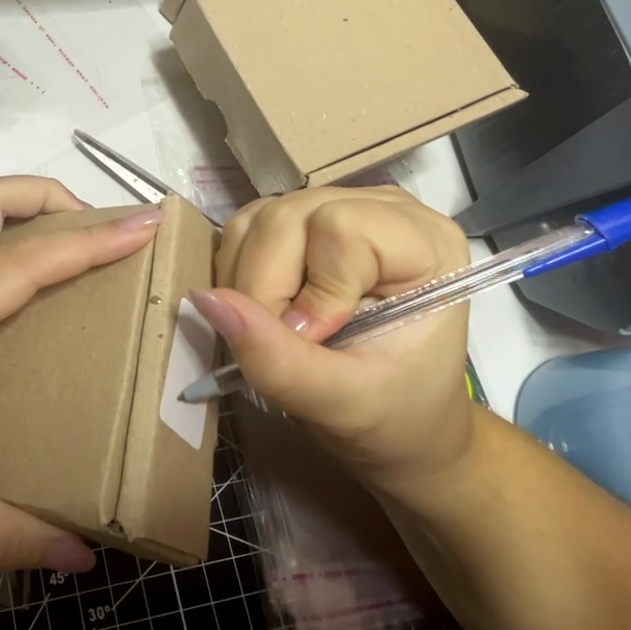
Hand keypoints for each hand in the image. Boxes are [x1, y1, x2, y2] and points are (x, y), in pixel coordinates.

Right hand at [187, 186, 473, 490]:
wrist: (395, 424)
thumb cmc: (392, 416)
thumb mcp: (339, 402)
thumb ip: (277, 359)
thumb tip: (205, 300)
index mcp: (425, 243)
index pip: (340, 227)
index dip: (314, 287)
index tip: (317, 342)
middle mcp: (384, 208)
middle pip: (286, 217)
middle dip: (266, 288)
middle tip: (284, 343)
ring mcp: (338, 205)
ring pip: (258, 217)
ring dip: (245, 280)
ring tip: (277, 329)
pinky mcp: (302, 217)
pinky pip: (246, 226)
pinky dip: (238, 271)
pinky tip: (266, 309)